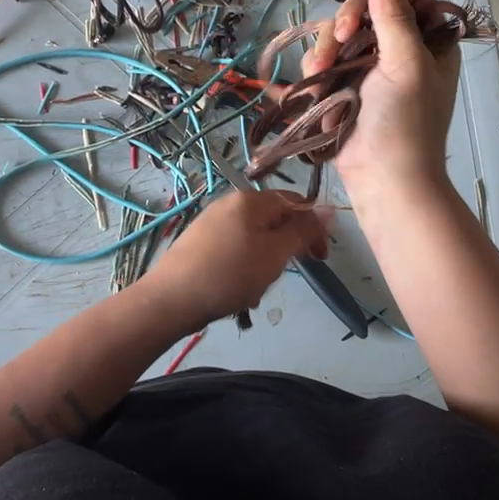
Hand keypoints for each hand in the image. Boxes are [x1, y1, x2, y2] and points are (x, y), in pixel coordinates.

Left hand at [142, 189, 330, 327]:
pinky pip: (235, 251)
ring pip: (255, 240)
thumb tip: (329, 209)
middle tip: (281, 276)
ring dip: (264, 264)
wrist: (170, 299)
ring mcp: (212, 223)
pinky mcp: (199, 243)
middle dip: (285, 250)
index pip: (296, 203)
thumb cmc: (229, 274)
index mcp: (250, 200)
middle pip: (274, 221)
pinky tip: (238, 292)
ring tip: (256, 290)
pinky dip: (244, 269)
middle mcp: (230, 204)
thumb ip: (303, 231)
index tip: (320, 259)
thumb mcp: (274, 254)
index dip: (314, 228)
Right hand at [302, 0, 460, 202]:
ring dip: (325, 48)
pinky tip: (312, 83)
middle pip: (366, 11)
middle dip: (344, 25)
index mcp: (429, 42)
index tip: (367, 11)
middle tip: (337, 42)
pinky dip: (315, 69)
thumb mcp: (407, 65)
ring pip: (339, 35)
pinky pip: (324, 61)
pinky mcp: (342, 86)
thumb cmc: (406, 123)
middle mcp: (400, 50)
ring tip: (318, 73)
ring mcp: (369, 69)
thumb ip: (394, 17)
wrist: (382, 179)